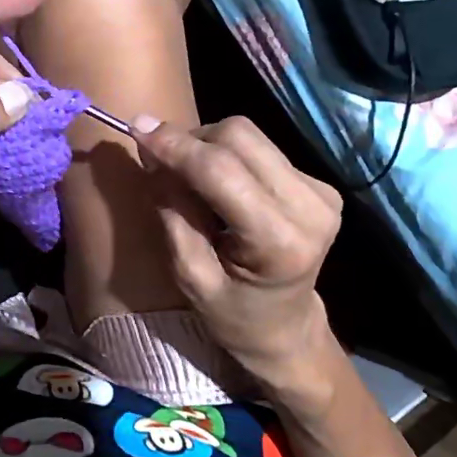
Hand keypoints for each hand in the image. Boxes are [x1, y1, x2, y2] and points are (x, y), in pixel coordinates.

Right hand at [133, 116, 343, 383]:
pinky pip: (260, 148)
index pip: (221, 172)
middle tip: (158, 159)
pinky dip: (227, 155)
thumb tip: (152, 155)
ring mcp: (320, 191)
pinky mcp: (318, 183)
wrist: (287, 327)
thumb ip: (173, 215)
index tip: (136, 129)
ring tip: (186, 174)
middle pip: (239, 138)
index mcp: (280, 242)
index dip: (176, 146)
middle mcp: (310, 207)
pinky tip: (216, 183)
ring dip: (207, 144)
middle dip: (190, 141)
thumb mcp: (190, 277)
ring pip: (250, 135)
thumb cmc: (234, 315)